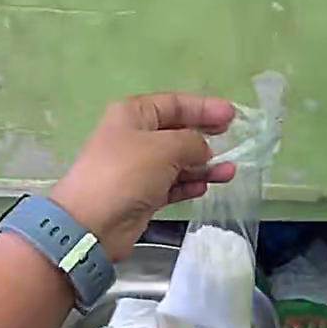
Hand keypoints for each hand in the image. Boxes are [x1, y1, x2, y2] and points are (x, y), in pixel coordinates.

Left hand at [48, 93, 236, 260]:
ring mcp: (138, 169)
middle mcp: (135, 138)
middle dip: (205, 137)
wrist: (93, 224)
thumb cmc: (126, 174)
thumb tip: (203, 150)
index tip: (231, 116)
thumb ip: (192, 142)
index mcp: (134, 115)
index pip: (174, 104)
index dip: (203, 108)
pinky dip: (188, 185)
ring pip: (177, 162)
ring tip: (229, 172)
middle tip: (233, 140)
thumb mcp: (165, 148)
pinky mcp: (141, 196)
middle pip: (176, 132)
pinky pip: (171, 185)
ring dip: (203, 166)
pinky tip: (206, 186)